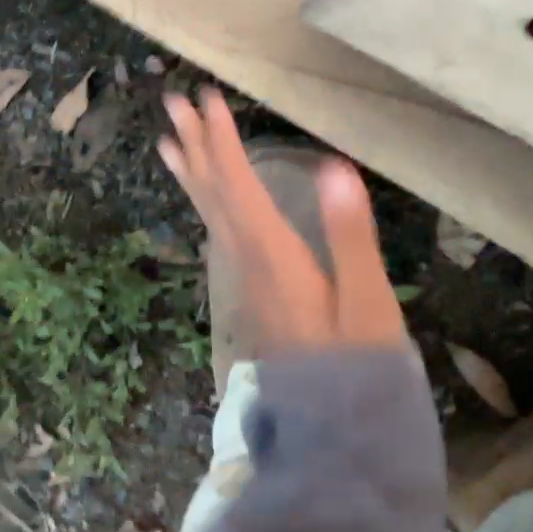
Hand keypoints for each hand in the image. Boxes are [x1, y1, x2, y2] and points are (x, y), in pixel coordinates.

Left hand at [158, 87, 408, 354]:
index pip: (236, 183)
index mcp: (270, 253)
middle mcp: (245, 258)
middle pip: (211, 191)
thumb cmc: (360, 366)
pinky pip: (214, 226)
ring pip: (207, 210)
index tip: (206, 98)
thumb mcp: (366, 302)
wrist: (333, 432)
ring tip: (167, 139)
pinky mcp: (249, 286)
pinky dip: (201, 199)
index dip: (220, 139)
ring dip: (190, 169)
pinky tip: (201, 195)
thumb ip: (348, 236)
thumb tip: (334, 167)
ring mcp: (243, 275)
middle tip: (172, 101)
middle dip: (194, 143)